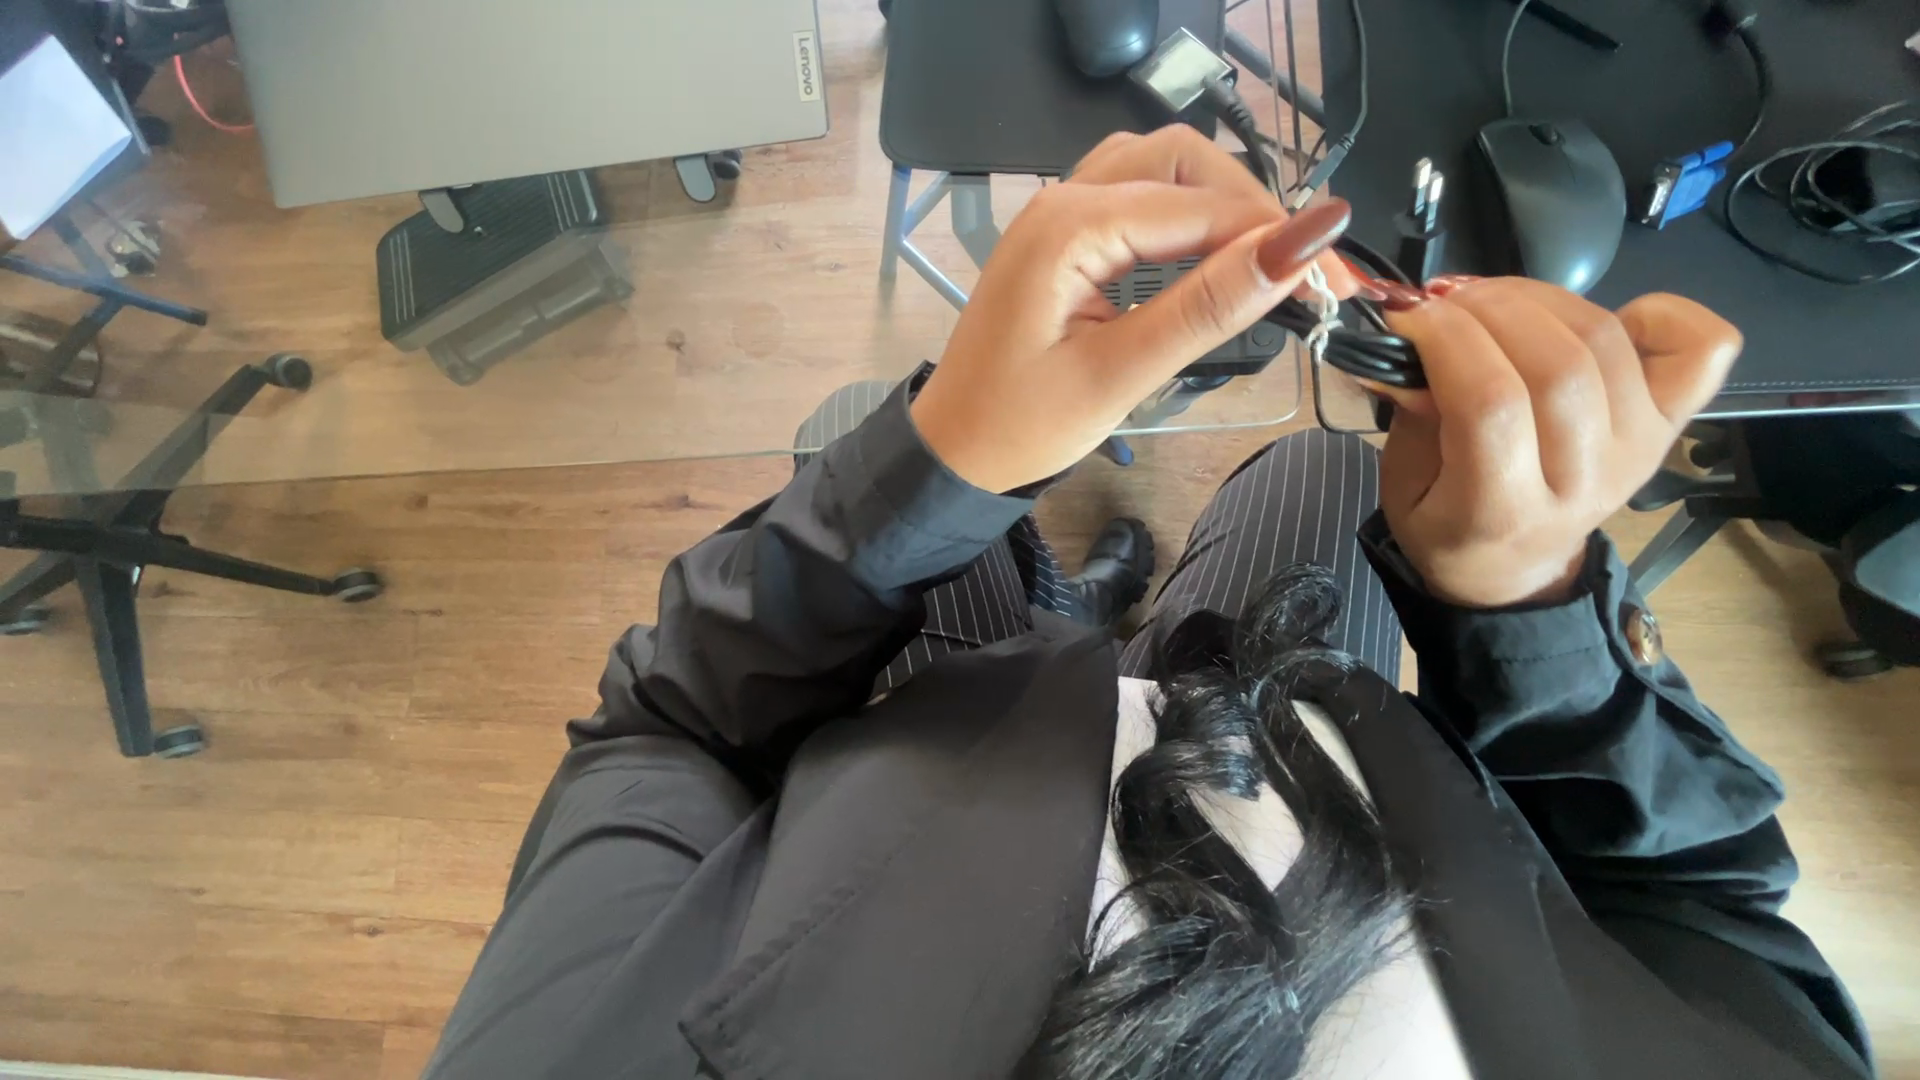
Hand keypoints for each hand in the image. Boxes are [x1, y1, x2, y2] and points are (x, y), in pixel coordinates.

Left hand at [909, 125, 1356, 493]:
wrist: (955, 451)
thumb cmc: (1021, 427)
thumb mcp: (1117, 374)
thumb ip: (1203, 309)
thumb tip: (1297, 248)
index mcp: (1068, 227)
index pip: (1197, 204)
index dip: (1274, 235)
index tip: (1333, 280)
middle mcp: (1059, 202)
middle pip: (1178, 161)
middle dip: (1246, 207)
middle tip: (1294, 273)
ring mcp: (1054, 218)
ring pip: (1155, 172)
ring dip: (1213, 205)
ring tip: (1258, 264)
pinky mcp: (1057, 243)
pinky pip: (1129, 202)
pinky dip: (1177, 219)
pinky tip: (1204, 258)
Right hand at [1372, 278, 1741, 607]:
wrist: (1511, 570)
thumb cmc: (1443, 528)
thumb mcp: (1401, 489)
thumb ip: (1412, 419)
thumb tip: (1410, 343)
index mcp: (1500, 509)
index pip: (1490, 404)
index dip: (1448, 341)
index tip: (1407, 318)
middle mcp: (1583, 479)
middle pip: (1555, 364)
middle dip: (1487, 310)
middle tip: (1441, 301)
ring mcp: (1638, 448)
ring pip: (1604, 341)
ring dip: (1538, 297)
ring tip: (1486, 298)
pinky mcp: (1670, 425)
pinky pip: (1701, 348)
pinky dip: (1660, 312)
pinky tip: (1602, 319)